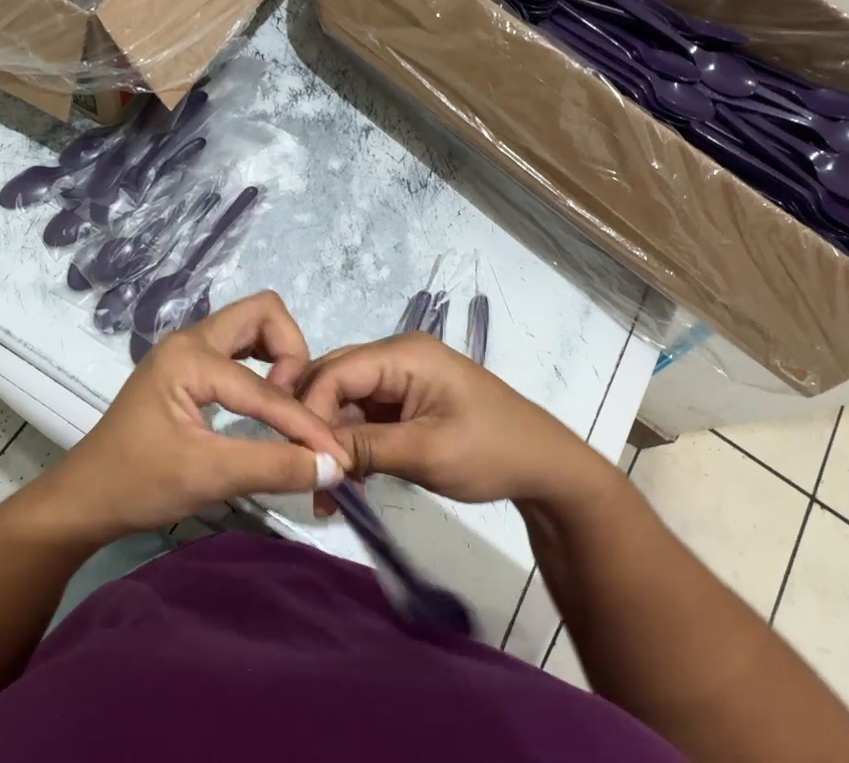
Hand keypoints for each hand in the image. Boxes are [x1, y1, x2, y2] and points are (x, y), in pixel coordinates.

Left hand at [40, 292, 348, 538]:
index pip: (266, 387)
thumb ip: (274, 467)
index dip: (304, 423)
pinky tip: (266, 405)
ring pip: (250, 327)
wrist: (83, 499)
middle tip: (296, 407)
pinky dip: (262, 368)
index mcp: (189, 357)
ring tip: (284, 406)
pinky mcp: (185, 370)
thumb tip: (334, 466)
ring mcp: (185, 352)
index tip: (336, 457)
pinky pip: (237, 351)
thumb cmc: (137, 484)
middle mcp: (189, 341)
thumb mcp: (208, 477)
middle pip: (262, 314)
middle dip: (293, 354)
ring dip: (278, 357)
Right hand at [298, 332, 614, 507]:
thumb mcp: (426, 452)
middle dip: (316, 429)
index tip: (301, 459)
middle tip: (303, 475)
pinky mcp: (404, 402)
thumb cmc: (493, 453)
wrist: (547, 469)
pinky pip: (363, 418)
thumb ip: (365, 446)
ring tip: (327, 495)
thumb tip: (313, 453)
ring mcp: (400, 379)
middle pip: (333, 382)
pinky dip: (352, 449)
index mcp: (404, 353)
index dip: (311, 413)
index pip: (334, 372)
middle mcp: (396, 356)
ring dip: (333, 445)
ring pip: (344, 404)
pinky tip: (347, 485)